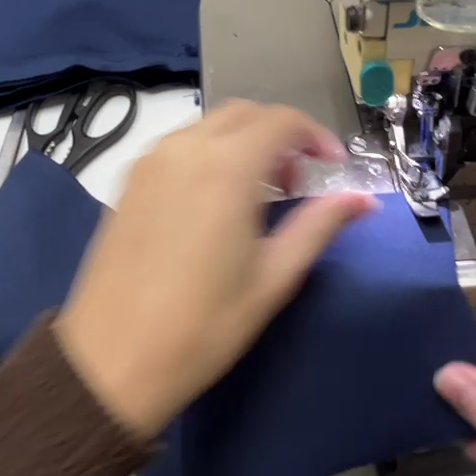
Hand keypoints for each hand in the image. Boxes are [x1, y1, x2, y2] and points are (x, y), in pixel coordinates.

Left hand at [55, 101, 373, 438]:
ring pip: (210, 125)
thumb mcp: (274, 277)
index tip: (334, 168)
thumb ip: (319, 225)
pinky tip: (216, 200)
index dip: (317, 136)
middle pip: (246, 114)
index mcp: (227, 166)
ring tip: (261, 193)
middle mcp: (185, 148)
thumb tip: (363, 200)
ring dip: (245, 141)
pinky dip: (210, 153)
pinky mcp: (128, 181)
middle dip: (281, 135)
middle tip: (299, 181)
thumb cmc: (203, 325)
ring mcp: (150, 161)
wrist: (111, 361)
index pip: (282, 121)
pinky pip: (180, 145)